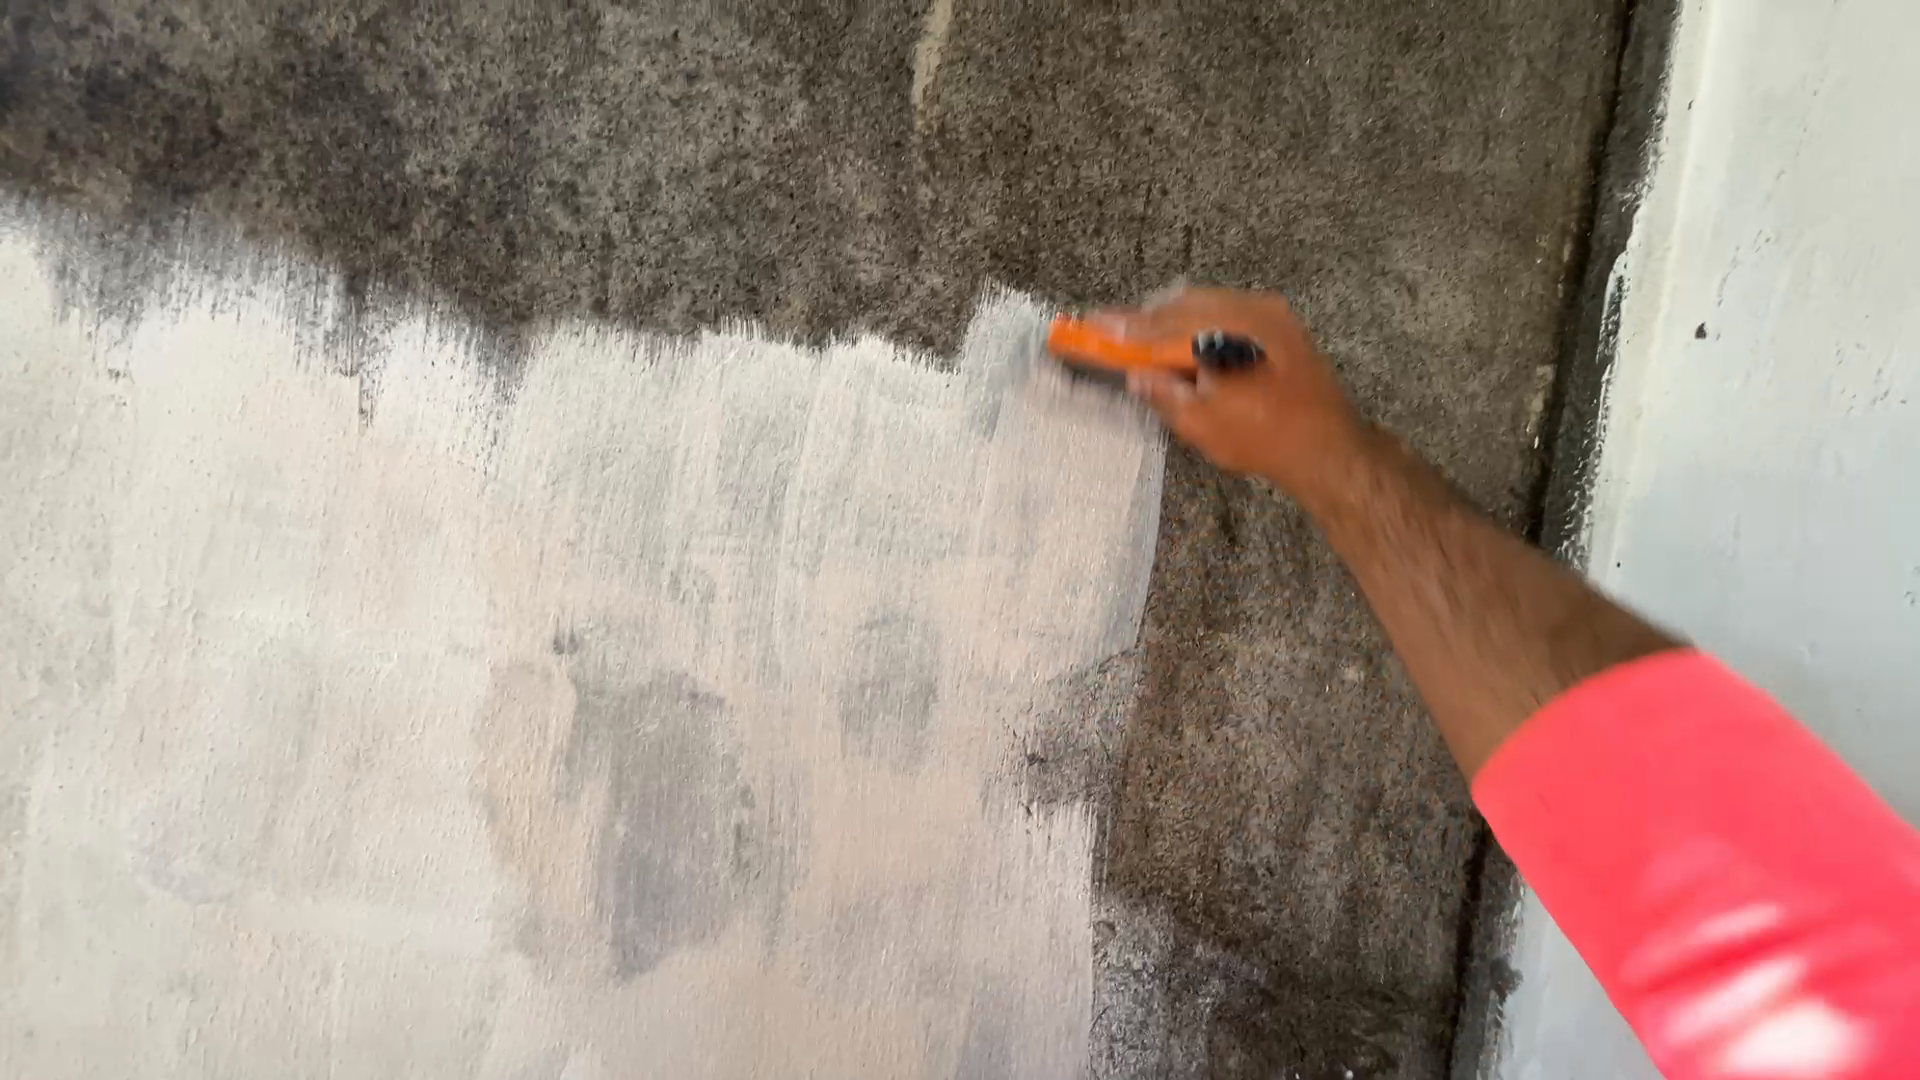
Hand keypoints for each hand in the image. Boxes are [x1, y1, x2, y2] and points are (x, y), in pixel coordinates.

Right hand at [1082, 286, 1367, 504]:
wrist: (1327, 445)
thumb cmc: (1261, 439)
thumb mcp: (1200, 423)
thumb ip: (1163, 392)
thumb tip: (1137, 374)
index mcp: (1222, 334)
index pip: (1159, 325)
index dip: (1121, 326)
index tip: (1091, 323)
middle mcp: (1247, 310)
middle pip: (1181, 303)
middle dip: (1146, 319)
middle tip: (1115, 333)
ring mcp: (1268, 312)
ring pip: (1205, 301)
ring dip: (1173, 318)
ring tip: (1149, 338)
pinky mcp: (1281, 322)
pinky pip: (1229, 307)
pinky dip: (1201, 319)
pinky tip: (1191, 338)